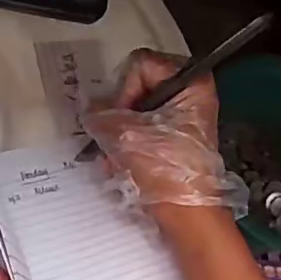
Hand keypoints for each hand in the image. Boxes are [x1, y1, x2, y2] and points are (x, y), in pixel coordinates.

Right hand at [80, 49, 243, 215]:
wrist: (186, 214)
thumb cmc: (167, 171)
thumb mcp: (125, 135)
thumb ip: (101, 115)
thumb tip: (90, 109)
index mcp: (189, 83)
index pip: (141, 65)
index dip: (124, 90)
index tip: (121, 116)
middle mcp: (189, 96)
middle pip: (137, 89)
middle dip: (119, 117)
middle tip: (113, 138)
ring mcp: (181, 120)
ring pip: (135, 114)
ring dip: (119, 136)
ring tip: (115, 158)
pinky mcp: (173, 142)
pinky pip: (141, 133)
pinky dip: (127, 148)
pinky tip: (121, 166)